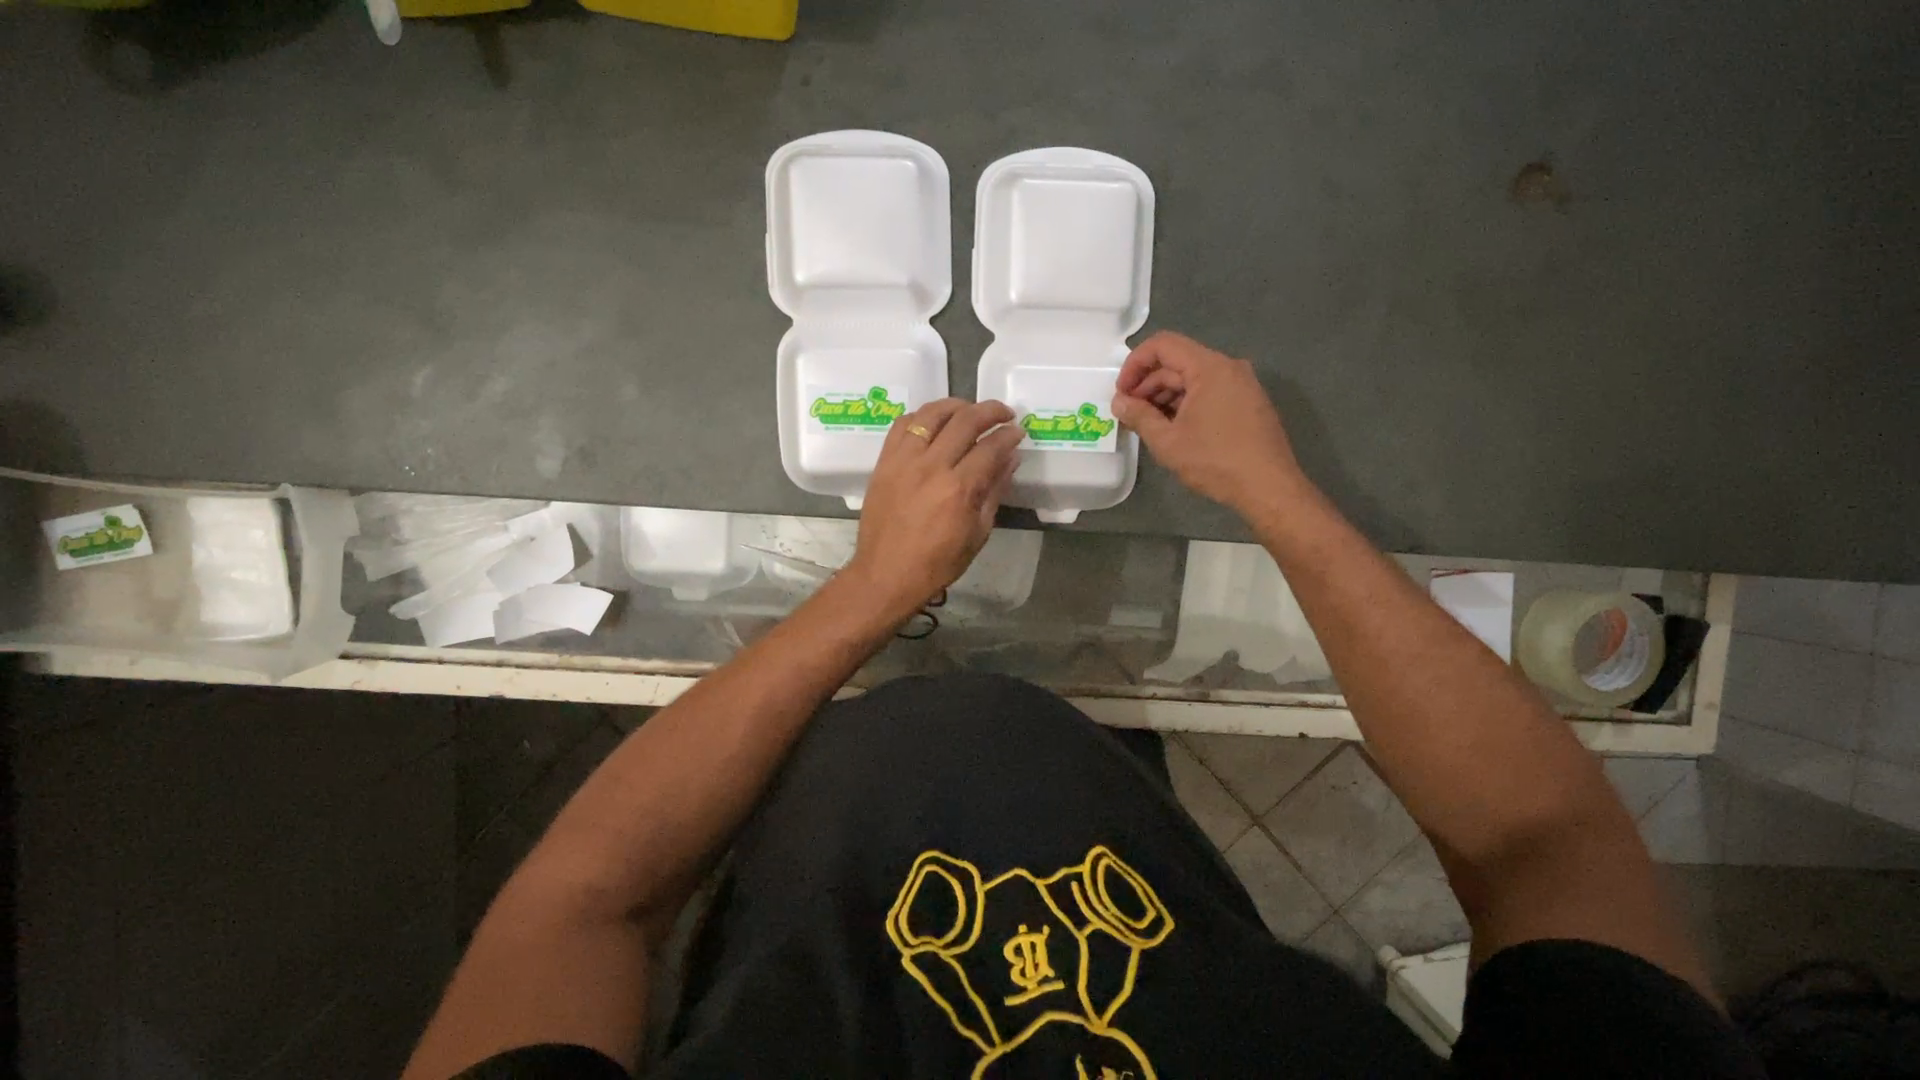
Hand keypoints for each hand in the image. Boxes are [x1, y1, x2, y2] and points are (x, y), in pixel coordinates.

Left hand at [844, 398, 1023, 619]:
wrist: (886, 575)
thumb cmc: (937, 563)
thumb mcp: (978, 534)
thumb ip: (994, 491)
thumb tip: (1010, 459)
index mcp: (958, 489)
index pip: (990, 447)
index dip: (1009, 435)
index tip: (1018, 432)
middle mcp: (930, 467)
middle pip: (965, 421)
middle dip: (990, 411)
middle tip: (1004, 413)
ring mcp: (903, 461)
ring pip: (931, 414)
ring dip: (956, 405)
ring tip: (970, 410)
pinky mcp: (884, 462)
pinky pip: (902, 425)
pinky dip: (922, 416)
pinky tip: (935, 422)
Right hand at [1111, 331, 1308, 514]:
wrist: (1269, 488)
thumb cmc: (1216, 461)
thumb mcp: (1168, 441)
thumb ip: (1139, 416)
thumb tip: (1119, 402)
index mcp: (1210, 367)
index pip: (1163, 345)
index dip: (1135, 364)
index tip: (1121, 393)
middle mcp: (1229, 367)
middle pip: (1178, 363)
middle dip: (1148, 385)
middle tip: (1130, 413)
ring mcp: (1243, 385)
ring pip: (1194, 379)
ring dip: (1166, 397)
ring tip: (1149, 425)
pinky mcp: (1249, 403)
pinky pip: (1210, 391)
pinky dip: (1187, 403)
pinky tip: (1175, 429)